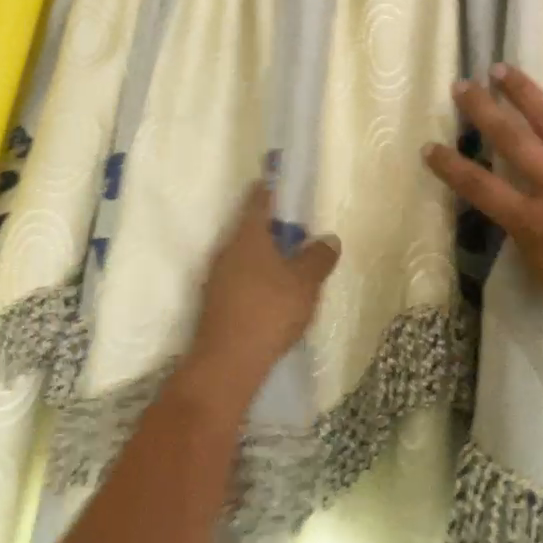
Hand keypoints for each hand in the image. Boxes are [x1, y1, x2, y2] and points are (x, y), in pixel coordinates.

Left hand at [184, 182, 340, 394]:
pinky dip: (259, 279)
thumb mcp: (304, 282)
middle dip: (275, 228)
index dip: (273, 186)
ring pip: (246, 255)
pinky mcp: (215, 302)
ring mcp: (217, 277)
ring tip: (294, 267)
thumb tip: (327, 238)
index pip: (259, 198)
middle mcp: (227, 249)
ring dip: (267, 256)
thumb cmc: (269, 311)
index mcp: (247, 234)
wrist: (227, 363)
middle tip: (302, 232)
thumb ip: (318, 257)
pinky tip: (276, 296)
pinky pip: (241, 278)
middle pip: (252, 228)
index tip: (284, 179)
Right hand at [422, 65, 542, 396]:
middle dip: (483, 111)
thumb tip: (529, 225)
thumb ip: (541, 253)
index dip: (451, 167)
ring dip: (526, 94)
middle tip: (462, 86)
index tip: (430, 147)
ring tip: (503, 70)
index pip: (482, 189)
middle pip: (512, 142)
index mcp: (539, 230)